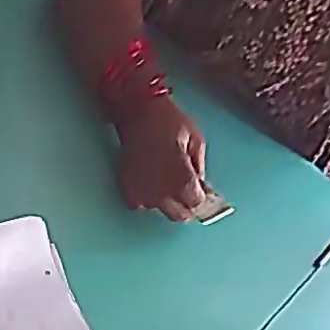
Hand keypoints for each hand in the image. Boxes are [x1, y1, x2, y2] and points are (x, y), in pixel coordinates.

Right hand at [114, 97, 206, 221]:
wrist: (137, 113)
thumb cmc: (169, 122)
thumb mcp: (196, 139)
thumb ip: (200, 167)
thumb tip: (201, 185)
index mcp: (181, 180)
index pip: (195, 204)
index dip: (200, 198)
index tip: (201, 191)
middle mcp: (161, 193)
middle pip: (178, 215)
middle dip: (185, 206)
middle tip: (187, 192)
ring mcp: (142, 194)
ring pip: (159, 210)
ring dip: (166, 201)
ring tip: (166, 181)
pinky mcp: (128, 190)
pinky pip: (140, 205)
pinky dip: (147, 198)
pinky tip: (150, 182)